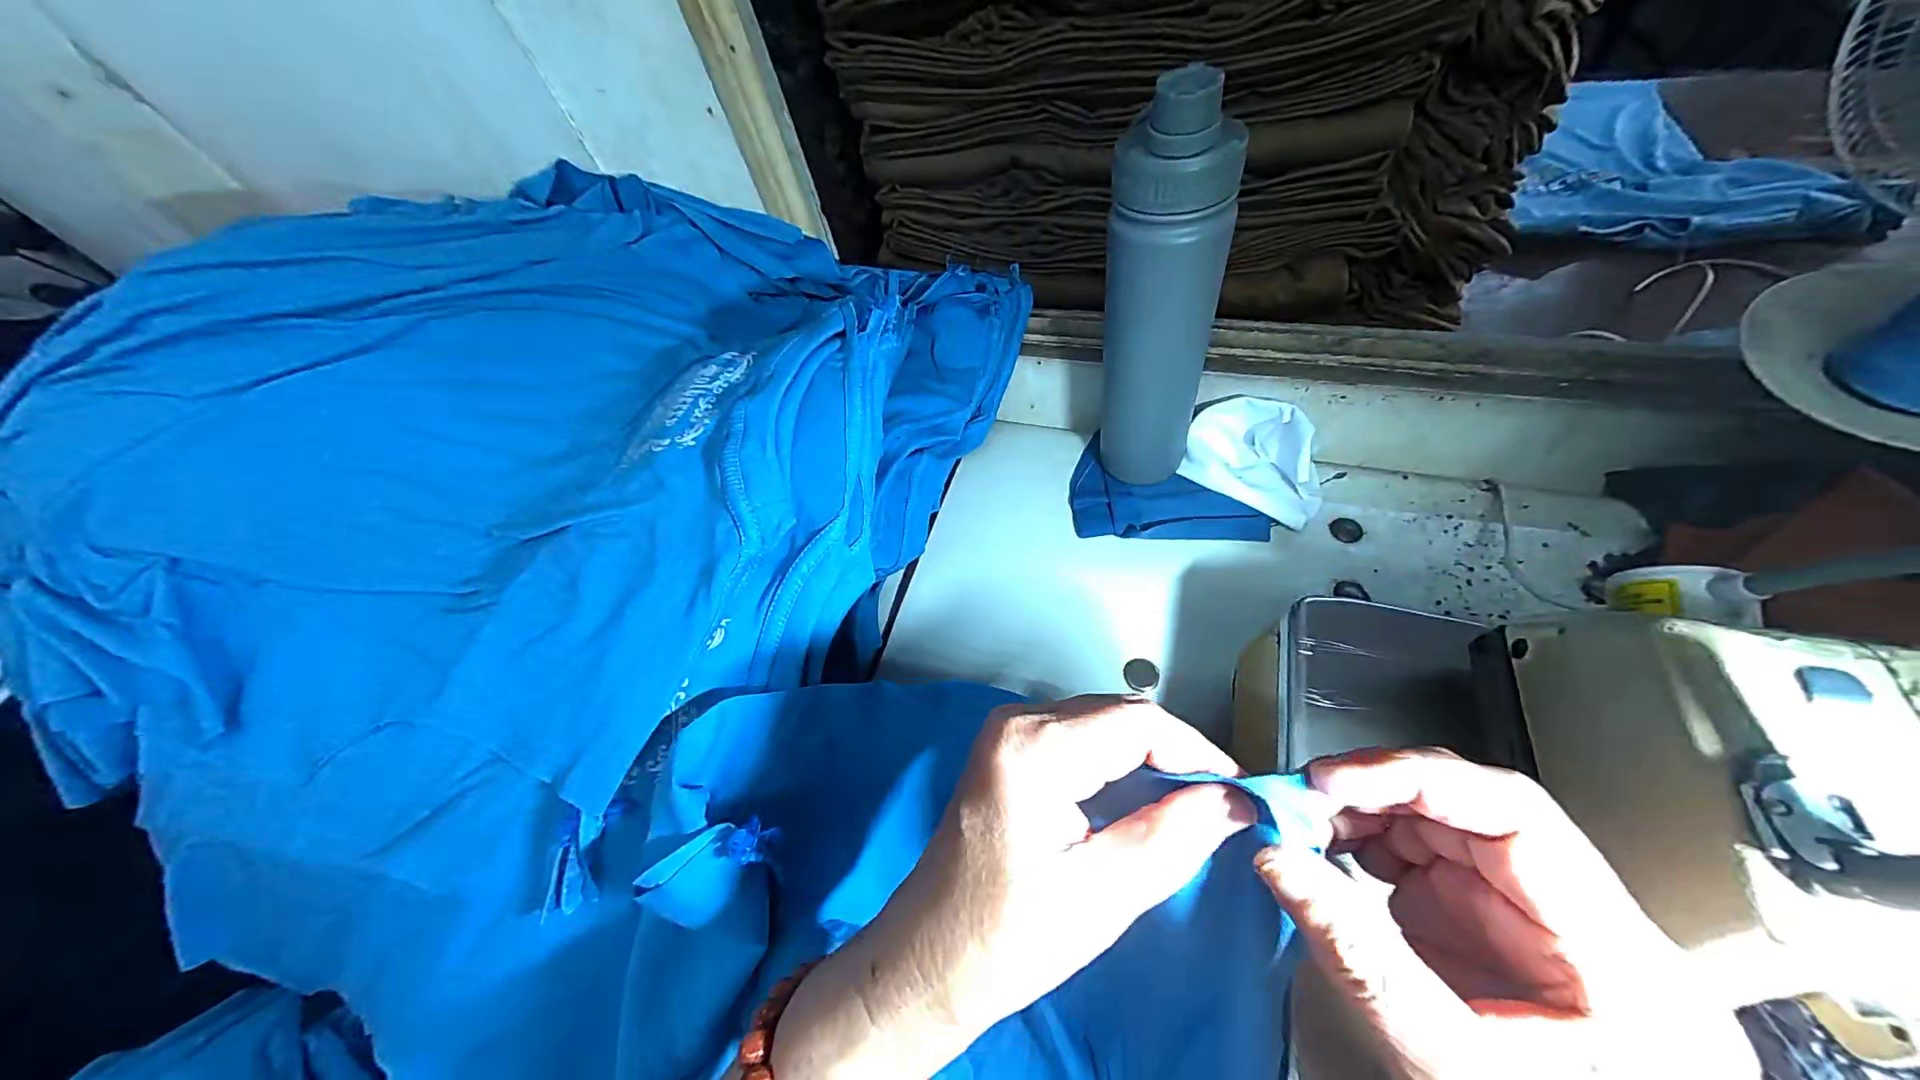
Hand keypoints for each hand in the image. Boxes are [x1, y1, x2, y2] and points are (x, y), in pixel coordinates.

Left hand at [769, 695, 1255, 1078]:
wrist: (932, 955)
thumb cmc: (1007, 935)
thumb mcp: (1104, 893)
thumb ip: (1175, 836)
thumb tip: (1232, 800)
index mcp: (1033, 748)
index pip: (1138, 723)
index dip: (1198, 751)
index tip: (1239, 790)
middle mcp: (1015, 722)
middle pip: (1118, 713)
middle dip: (1175, 751)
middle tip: (1221, 798)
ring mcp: (1006, 731)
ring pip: (1101, 720)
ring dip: (1149, 754)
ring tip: (1191, 799)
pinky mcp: (1006, 748)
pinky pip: (1078, 734)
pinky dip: (1117, 757)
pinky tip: (1141, 794)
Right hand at [1254, 747, 1758, 1078]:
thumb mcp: (1451, 1061)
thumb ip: (1363, 959)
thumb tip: (1279, 863)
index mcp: (1615, 950)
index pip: (1512, 809)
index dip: (1412, 778)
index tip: (1331, 781)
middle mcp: (1569, 911)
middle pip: (1461, 806)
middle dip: (1370, 792)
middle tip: (1299, 800)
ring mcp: (1521, 911)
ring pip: (1430, 818)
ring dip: (1357, 811)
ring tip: (1301, 825)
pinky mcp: (1477, 916)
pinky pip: (1413, 849)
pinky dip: (1358, 839)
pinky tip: (1323, 850)